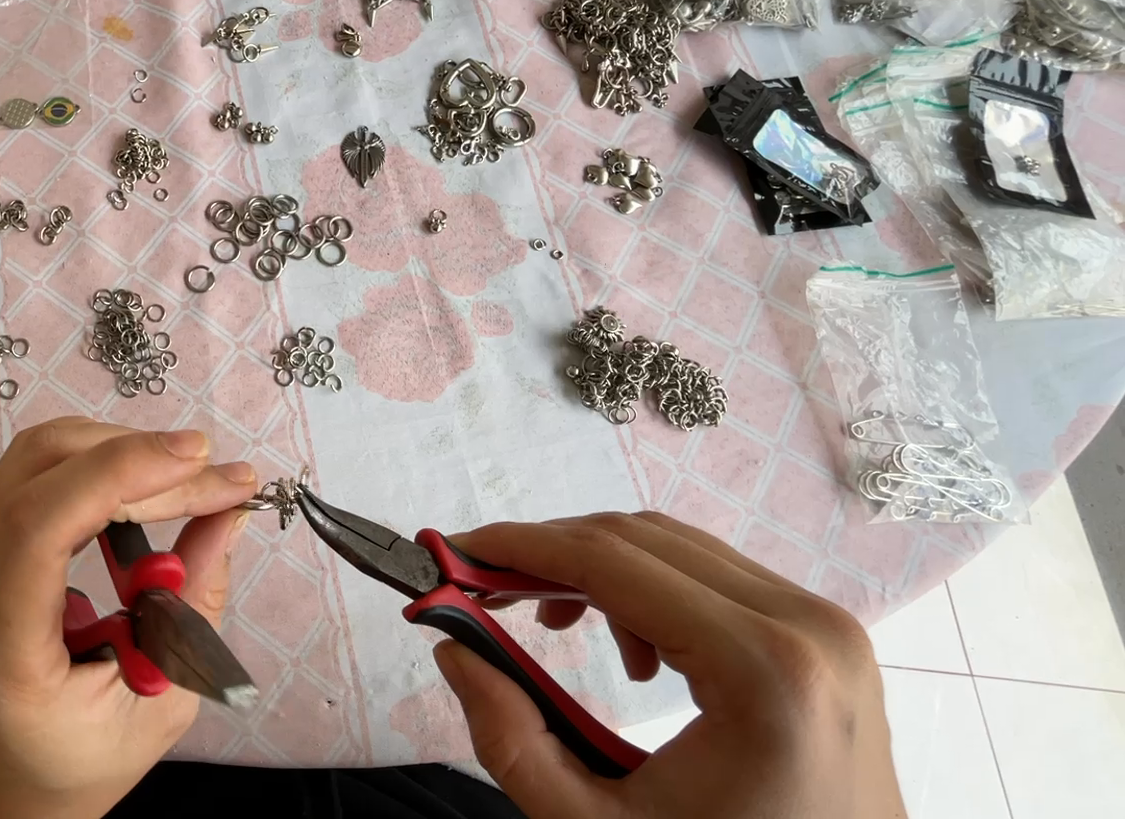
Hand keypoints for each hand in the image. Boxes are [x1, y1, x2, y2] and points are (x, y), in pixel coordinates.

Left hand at [0, 417, 257, 818]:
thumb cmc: (71, 762)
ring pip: (36, 454)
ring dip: (118, 449)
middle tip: (219, 475)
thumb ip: (195, 608)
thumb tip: (228, 513)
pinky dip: (95, 462)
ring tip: (183, 476)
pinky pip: (32, 472)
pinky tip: (140, 485)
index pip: (39, 526)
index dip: (119, 472)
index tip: (201, 459)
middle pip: (43, 473)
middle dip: (144, 460)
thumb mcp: (158, 707)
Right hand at [435, 512, 906, 818]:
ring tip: (551, 625)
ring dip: (589, 567)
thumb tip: (452, 646)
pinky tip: (631, 651)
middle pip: (633, 537)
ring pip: (666, 544)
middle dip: (543, 553)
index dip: (516, 545)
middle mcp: (804, 624)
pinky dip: (640, 586)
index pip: (607, 559)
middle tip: (482, 590)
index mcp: (762, 669)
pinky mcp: (823, 635)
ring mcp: (823, 624)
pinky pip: (705, 571)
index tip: (453, 553)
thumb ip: (507, 736)